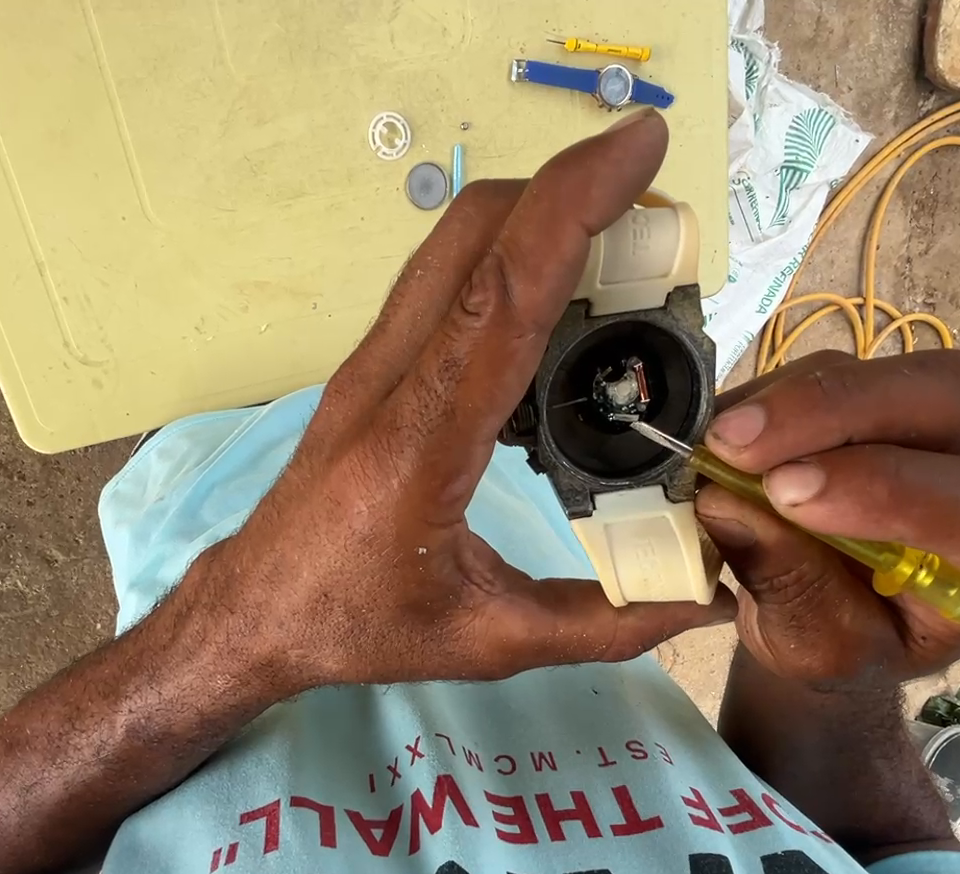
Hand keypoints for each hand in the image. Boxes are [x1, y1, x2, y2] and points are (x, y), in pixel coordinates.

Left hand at [179, 110, 733, 693]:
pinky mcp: (368, 369)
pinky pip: (437, 281)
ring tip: (613, 245)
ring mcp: (370, 366)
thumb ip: (600, 623)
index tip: (641, 147)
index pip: (500, 297)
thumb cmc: (358, 626)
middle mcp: (389, 382)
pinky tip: (548, 298)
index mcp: (422, 445)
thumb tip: (703, 599)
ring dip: (532, 217)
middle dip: (566, 193)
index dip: (573, 207)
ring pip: (449, 246)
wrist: (257, 607)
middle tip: (651, 211)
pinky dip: (501, 255)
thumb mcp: (486, 640)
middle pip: (471, 237)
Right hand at [695, 349, 959, 686]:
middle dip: (831, 414)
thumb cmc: (845, 646)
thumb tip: (725, 503)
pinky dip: (770, 397)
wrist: (835, 616)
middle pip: (949, 401)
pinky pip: (837, 370)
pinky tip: (726, 432)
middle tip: (733, 445)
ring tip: (718, 442)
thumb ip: (788, 587)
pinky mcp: (890, 398)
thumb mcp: (817, 650)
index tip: (784, 492)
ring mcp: (950, 424)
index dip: (887, 488)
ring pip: (891, 373)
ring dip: (792, 401)